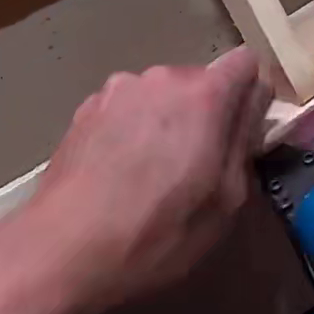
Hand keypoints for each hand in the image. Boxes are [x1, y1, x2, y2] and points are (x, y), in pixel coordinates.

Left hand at [25, 46, 272, 309]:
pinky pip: (129, 106)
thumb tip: (253, 105)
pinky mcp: (86, 107)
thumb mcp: (226, 198)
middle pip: (204, 80)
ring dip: (170, 118)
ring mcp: (120, 88)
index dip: (252, 93)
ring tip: (153, 170)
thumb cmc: (158, 230)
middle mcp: (163, 77)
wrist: (61, 251)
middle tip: (200, 162)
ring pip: (164, 93)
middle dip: (210, 111)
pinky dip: (135, 126)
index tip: (245, 130)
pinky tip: (119, 170)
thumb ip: (245, 140)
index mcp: (205, 94)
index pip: (246, 62)